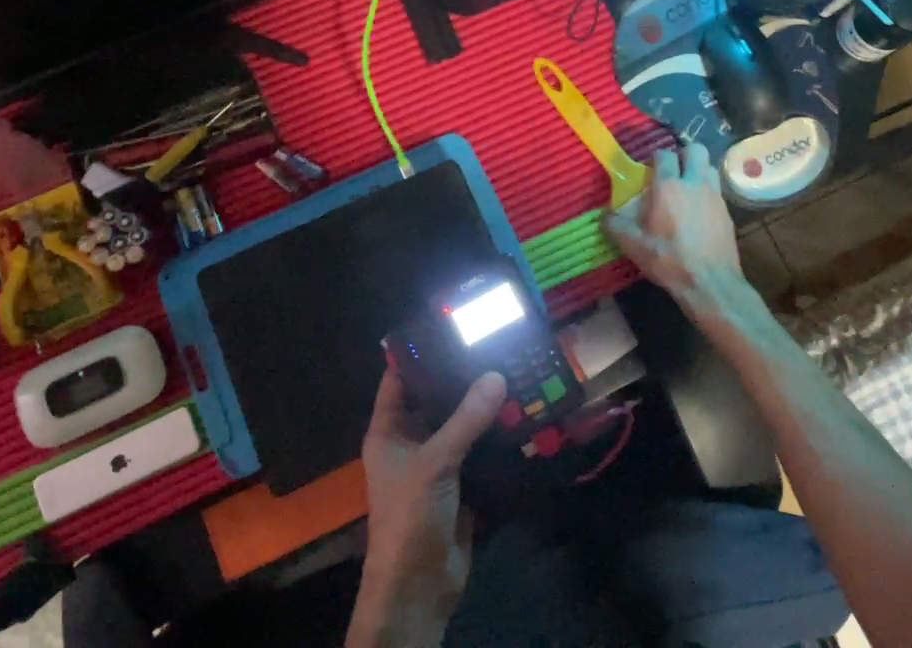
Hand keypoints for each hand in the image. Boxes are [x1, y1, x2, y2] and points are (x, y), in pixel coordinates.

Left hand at [347, 366, 506, 647]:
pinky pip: (480, 450)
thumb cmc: (410, 517)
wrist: (420, 585)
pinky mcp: (462, 483)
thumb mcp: (435, 462)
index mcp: (389, 432)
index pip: (399, 380)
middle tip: (493, 345)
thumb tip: (495, 376)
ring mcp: (437, 463)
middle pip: (436, 399)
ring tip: (515, 371)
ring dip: (485, 406)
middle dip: (462, 377)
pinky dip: (498, 435)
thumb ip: (465, 420)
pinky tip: (523, 414)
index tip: (448, 325)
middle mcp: (411, 441)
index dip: (418, 353)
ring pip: (461, 424)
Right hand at [605, 144, 768, 331]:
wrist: (710, 283)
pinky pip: (717, 191)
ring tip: (687, 189)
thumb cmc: (668, 259)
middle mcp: (695, 183)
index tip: (648, 171)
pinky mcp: (728, 213)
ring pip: (710, 167)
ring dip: (698, 171)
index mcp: (668, 186)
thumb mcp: (632, 245)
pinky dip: (707, 194)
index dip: (655, 158)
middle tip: (672, 172)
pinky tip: (698, 213)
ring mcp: (715, 197)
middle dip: (683, 154)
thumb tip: (605, 216)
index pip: (663, 154)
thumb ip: (615, 225)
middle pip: (696, 149)